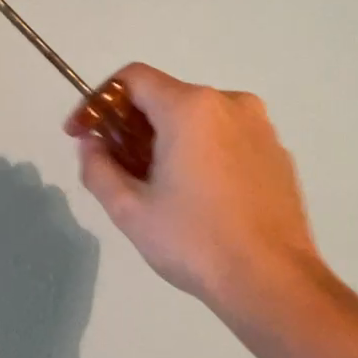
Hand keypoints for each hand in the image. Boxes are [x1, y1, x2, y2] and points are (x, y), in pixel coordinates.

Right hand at [67, 64, 324, 313]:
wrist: (269, 278)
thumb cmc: (192, 242)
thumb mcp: (130, 210)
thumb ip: (99, 169)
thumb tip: (91, 145)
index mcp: (190, 109)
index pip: (133, 79)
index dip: (97, 102)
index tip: (80, 134)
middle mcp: (229, 103)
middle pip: (166, 98)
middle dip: (131, 127)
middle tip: (113, 170)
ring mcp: (260, 127)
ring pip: (197, 120)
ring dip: (166, 142)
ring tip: (154, 189)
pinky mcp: (276, 153)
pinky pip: (225, 140)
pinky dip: (199, 155)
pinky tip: (194, 198)